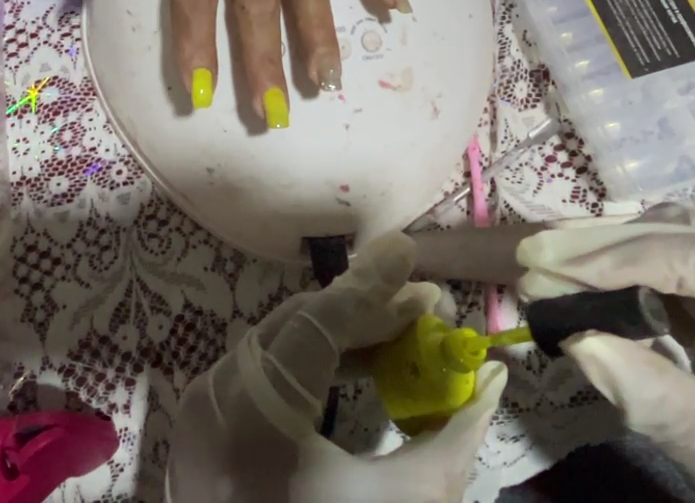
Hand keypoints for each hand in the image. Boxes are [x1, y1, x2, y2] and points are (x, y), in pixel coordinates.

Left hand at [167, 233, 506, 502]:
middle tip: (425, 304)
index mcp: (256, 411)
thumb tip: (491, 382)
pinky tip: (358, 361)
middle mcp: (218, 391)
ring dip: (341, 330)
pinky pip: (261, 366)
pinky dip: (309, 358)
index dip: (368, 285)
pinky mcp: (203, 417)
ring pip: (279, 339)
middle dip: (365, 307)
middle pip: (298, 323)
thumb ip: (448, 444)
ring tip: (404, 327)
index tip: (408, 250)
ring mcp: (203, 403)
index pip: (316, 321)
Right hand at [518, 203, 694, 502]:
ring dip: (609, 250)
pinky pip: (677, 265)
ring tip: (545, 267)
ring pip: (684, 239)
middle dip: (611, 246)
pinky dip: (622, 271)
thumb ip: (670, 411)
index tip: (562, 269)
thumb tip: (577, 342)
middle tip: (533, 262)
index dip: (644, 259)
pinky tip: (581, 282)